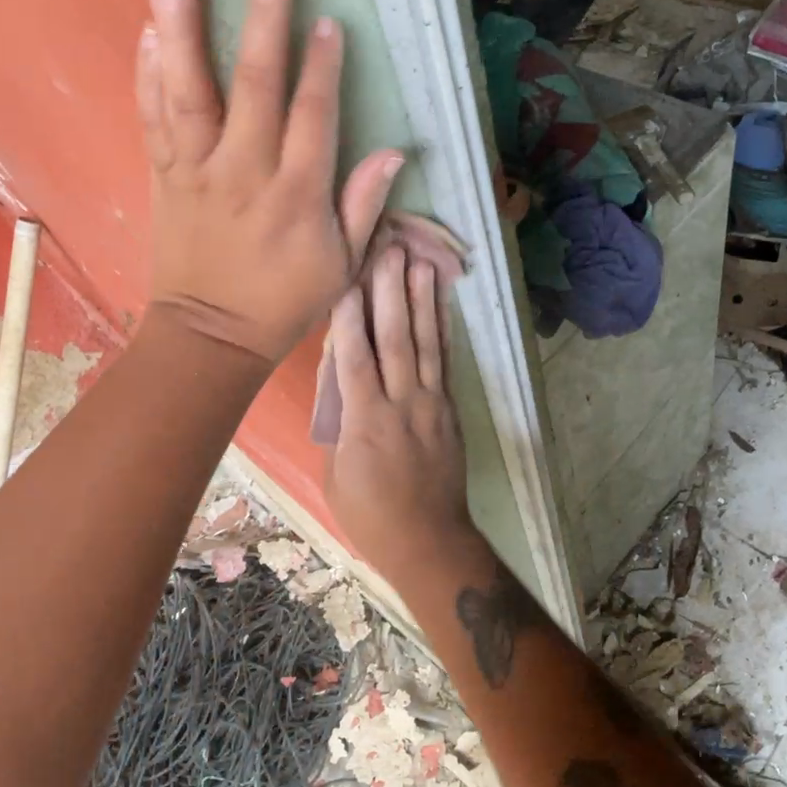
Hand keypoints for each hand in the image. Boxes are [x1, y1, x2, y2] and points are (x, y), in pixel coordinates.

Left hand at [137, 0, 402, 361]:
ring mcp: (198, 172)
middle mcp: (245, 173)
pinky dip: (149, 76)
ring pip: (190, 93)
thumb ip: (364, 205)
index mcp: (296, 196)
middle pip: (254, 86)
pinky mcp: (165, 177)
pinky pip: (154, 120)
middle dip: (263, 20)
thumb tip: (395, 153)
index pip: (313, 118)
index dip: (322, 68)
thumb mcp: (342, 264)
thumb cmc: (285, 301)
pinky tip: (148, 33)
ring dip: (183, 33)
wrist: (210, 336)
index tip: (327, 21)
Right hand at [327, 248, 473, 569]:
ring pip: (426, 343)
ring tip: (420, 261)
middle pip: (396, 338)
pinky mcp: (449, 408)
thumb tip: (338, 372)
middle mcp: (402, 403)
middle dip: (390, 291)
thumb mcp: (337, 469)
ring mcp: (432, 403)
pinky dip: (444, 330)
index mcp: (366, 421)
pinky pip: (446, 362)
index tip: (346, 272)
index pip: (355, 356)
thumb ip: (339, 418)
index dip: (350, 313)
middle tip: (388, 247)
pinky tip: (441, 305)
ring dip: (422, 300)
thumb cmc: (369, 513)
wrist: (427, 539)